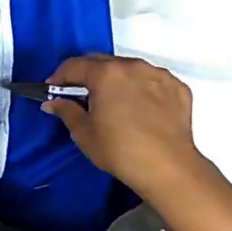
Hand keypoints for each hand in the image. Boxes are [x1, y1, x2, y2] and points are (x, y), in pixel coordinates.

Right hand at [42, 54, 205, 197]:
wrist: (167, 168)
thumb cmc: (119, 150)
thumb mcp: (83, 133)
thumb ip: (66, 110)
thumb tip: (53, 103)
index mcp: (106, 73)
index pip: (75, 65)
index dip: (59, 76)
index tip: (54, 89)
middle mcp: (133, 66)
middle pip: (102, 62)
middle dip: (87, 75)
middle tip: (80, 94)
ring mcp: (159, 75)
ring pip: (129, 69)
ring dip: (116, 79)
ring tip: (112, 101)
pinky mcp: (178, 87)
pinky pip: (152, 81)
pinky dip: (141, 88)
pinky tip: (139, 108)